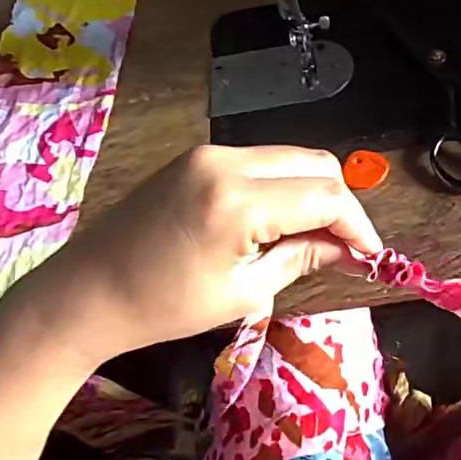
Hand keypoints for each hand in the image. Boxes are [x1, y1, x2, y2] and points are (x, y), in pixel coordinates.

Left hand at [23, 145, 381, 363]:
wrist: (88, 291)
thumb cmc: (164, 306)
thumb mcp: (244, 291)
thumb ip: (302, 258)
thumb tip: (349, 250)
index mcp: (238, 200)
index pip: (326, 196)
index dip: (358, 225)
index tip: (371, 255)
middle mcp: (226, 161)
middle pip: (314, 163)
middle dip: (340, 203)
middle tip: (346, 245)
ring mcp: (207, 153)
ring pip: (287, 158)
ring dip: (310, 192)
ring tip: (312, 237)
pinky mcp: (195, 157)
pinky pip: (257, 162)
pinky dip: (280, 187)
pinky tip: (277, 221)